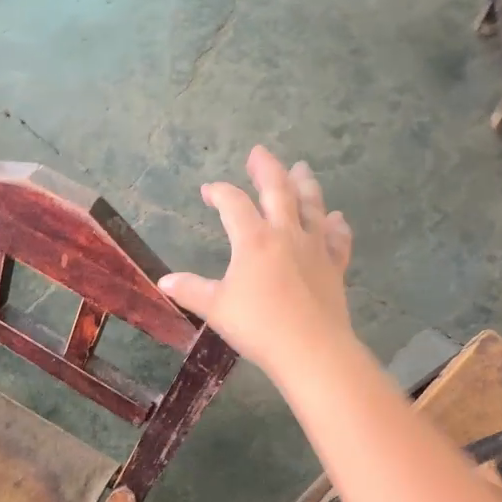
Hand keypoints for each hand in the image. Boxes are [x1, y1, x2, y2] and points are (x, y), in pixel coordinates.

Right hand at [160, 146, 356, 383]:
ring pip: (310, 205)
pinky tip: (336, 217)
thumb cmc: (258, 325)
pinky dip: (336, 225)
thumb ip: (191, 290)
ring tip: (300, 168)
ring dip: (304, 184)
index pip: (233, 204)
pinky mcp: (334, 266)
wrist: (311, 348)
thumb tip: (164, 280)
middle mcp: (286, 233)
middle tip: (259, 153)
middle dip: (266, 169)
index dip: (219, 193)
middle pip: (277, 190)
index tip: (208, 191)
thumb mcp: (216, 308)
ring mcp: (314, 247)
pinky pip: (337, 239)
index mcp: (253, 239)